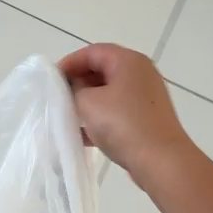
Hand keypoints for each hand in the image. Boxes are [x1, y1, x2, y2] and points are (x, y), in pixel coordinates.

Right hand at [58, 44, 196, 181]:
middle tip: (58, 98)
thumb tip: (75, 88)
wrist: (161, 161)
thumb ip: (74, 89)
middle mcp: (140, 74)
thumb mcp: (88, 102)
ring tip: (67, 116)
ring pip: (109, 93)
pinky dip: (100, 118)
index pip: (92, 52)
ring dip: (87, 102)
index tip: (51, 80)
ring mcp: (146, 97)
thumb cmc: (123, 124)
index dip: (69, 63)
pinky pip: (117, 112)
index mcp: (128, 61)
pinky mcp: (147, 119)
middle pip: (102, 70)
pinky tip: (82, 135)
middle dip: (78, 82)